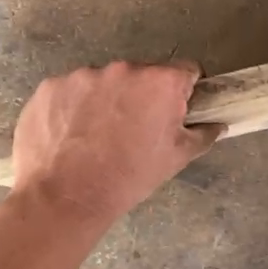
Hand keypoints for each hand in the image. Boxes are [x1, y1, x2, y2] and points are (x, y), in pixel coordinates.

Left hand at [9, 60, 212, 227]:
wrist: (63, 199)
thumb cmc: (129, 177)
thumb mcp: (178, 158)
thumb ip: (203, 134)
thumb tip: (217, 125)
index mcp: (162, 81)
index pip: (186, 71)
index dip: (184, 90)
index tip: (174, 110)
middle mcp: (125, 69)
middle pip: (143, 74)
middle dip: (143, 95)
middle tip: (135, 128)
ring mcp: (83, 75)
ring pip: (106, 81)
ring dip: (108, 99)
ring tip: (98, 134)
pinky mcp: (50, 86)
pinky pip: (71, 90)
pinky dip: (74, 105)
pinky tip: (72, 133)